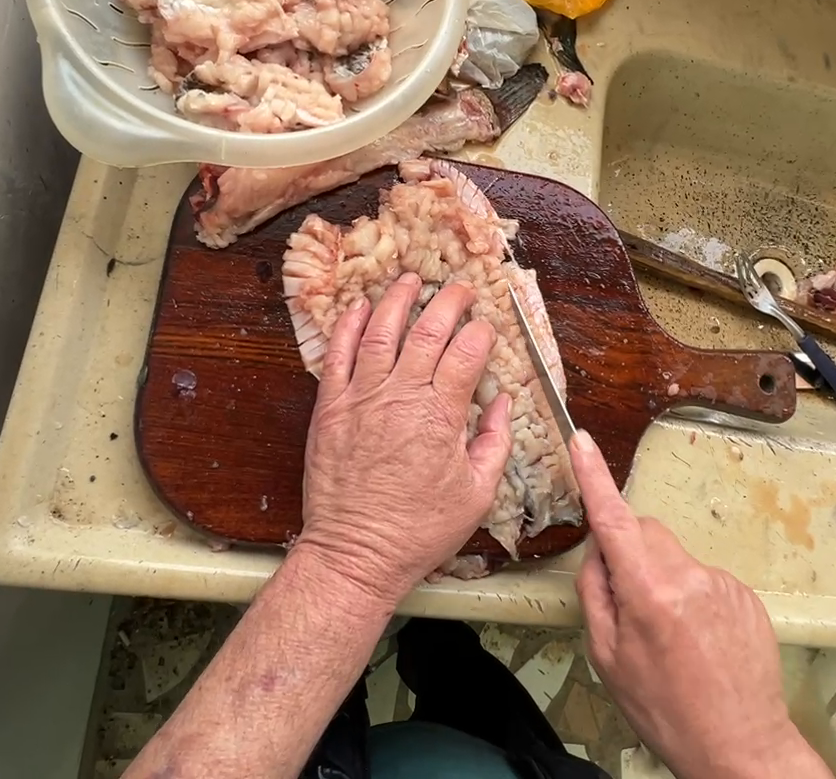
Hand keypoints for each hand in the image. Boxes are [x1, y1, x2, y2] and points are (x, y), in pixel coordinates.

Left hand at [295, 273, 513, 605]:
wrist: (355, 554)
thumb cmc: (419, 529)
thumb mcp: (476, 493)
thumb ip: (494, 441)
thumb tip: (504, 401)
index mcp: (441, 416)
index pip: (465, 355)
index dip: (479, 333)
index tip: (486, 326)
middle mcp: (402, 397)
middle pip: (428, 332)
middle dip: (448, 302)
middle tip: (459, 288)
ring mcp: (362, 398)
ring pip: (381, 333)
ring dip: (397, 300)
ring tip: (409, 280)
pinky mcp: (330, 408)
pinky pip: (338, 356)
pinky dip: (349, 328)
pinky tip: (359, 308)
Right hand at [569, 431, 831, 778]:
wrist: (742, 748)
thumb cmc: (668, 711)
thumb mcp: (608, 658)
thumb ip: (595, 594)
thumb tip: (599, 553)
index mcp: (648, 592)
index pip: (613, 519)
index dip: (593, 476)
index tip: (581, 441)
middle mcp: (688, 576)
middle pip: (643, 531)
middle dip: (628, 550)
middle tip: (628, 602)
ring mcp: (721, 582)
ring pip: (672, 553)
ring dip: (660, 575)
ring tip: (670, 632)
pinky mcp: (744, 593)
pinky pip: (701, 574)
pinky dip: (690, 593)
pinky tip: (696, 637)